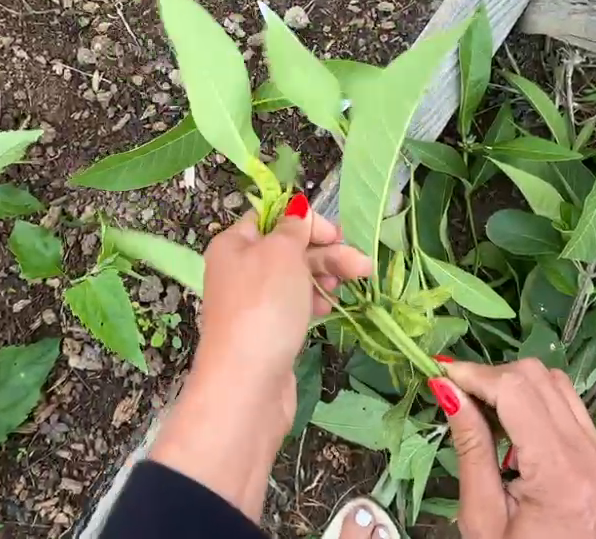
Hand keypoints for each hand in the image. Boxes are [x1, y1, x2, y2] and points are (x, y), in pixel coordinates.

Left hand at [147, 194, 373, 517]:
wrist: (246, 386)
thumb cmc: (263, 307)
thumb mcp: (281, 252)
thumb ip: (294, 228)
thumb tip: (297, 210)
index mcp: (234, 244)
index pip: (272, 217)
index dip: (304, 221)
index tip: (335, 234)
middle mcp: (240, 269)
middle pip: (289, 248)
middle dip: (326, 252)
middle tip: (360, 264)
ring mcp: (253, 303)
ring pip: (295, 278)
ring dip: (324, 276)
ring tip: (351, 284)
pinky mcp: (267, 331)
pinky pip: (294, 305)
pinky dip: (313, 302)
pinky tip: (327, 309)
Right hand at [429, 358, 595, 538]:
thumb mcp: (482, 517)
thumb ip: (470, 444)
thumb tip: (445, 387)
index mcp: (563, 477)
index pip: (516, 391)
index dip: (474, 374)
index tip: (441, 374)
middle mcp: (594, 461)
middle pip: (538, 378)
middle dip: (493, 377)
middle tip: (459, 396)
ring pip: (557, 385)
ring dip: (517, 386)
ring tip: (486, 412)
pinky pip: (572, 409)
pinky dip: (539, 404)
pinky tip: (515, 429)